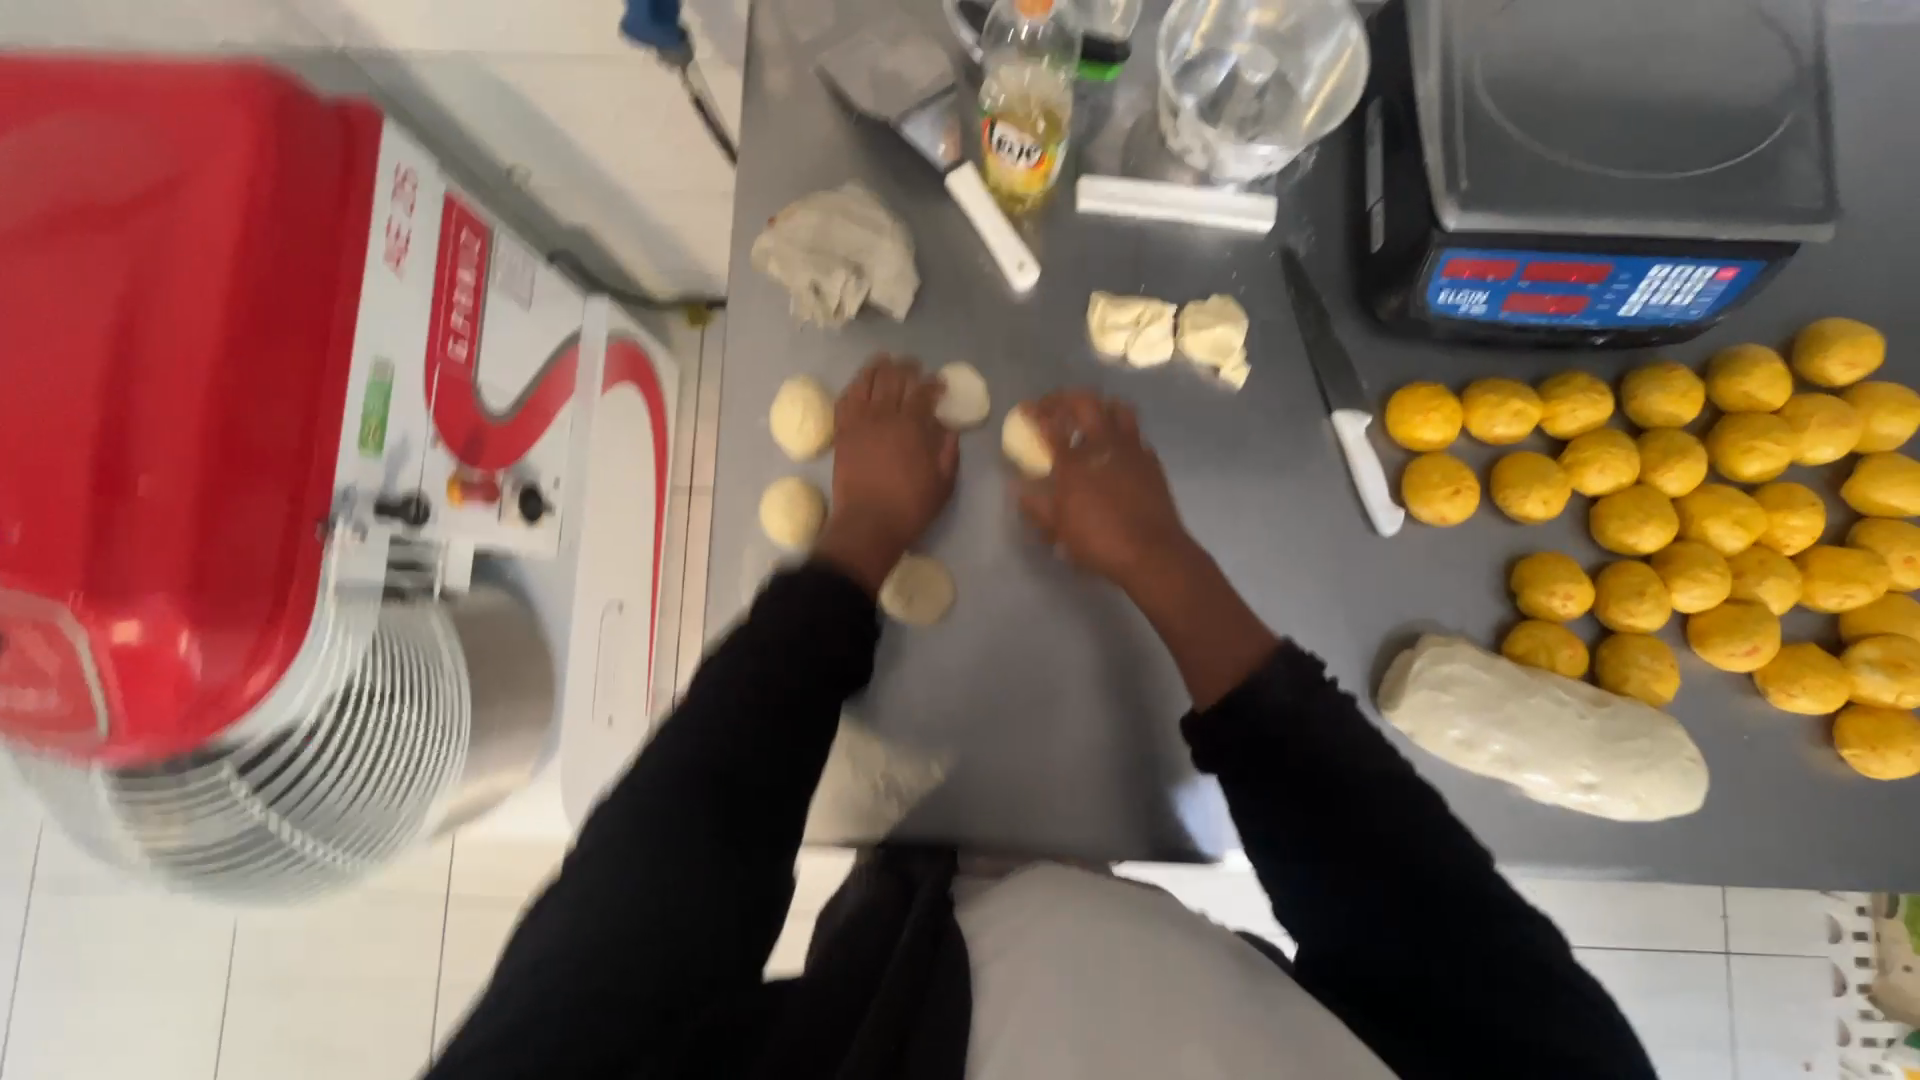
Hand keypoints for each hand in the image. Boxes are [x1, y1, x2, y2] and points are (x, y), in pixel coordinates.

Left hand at [815, 355, 958, 592]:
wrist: (867, 524)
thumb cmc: (910, 508)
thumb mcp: (943, 483)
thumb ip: (949, 452)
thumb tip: (948, 429)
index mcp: (913, 426)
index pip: (924, 390)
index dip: (934, 383)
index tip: (940, 384)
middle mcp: (884, 415)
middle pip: (895, 378)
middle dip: (908, 368)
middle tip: (915, 367)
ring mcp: (859, 421)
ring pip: (867, 381)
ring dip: (879, 367)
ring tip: (886, 361)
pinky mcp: (841, 432)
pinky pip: (845, 399)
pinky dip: (854, 386)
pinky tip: (860, 384)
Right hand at [1016, 390, 1197, 592]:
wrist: (1152, 552)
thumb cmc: (1099, 541)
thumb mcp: (1058, 529)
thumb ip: (1037, 506)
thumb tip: (1019, 489)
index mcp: (1075, 461)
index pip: (1050, 424)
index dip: (1034, 412)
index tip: (1025, 409)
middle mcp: (1104, 445)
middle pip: (1085, 402)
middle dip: (1065, 399)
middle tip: (1055, 408)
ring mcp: (1132, 449)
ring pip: (1118, 409)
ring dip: (1100, 407)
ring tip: (1090, 418)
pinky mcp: (1152, 461)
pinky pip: (1136, 435)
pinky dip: (1122, 434)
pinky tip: (1117, 449)